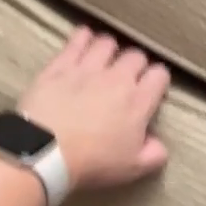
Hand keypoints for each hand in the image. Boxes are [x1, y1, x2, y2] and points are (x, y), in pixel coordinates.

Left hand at [18, 28, 171, 191]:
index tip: (153, 90)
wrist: (46, 151)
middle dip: (137, 64)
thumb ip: (155, 154)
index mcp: (138, 102)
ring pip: (107, 43)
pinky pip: (76, 41)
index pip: (159, 75)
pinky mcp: (60, 66)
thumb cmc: (93, 162)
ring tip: (106, 57)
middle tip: (129, 77)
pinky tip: (84, 38)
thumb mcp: (133, 168)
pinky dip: (83, 37)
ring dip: (111, 49)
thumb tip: (158, 143)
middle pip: (136, 55)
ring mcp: (87, 68)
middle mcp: (117, 78)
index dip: (159, 80)